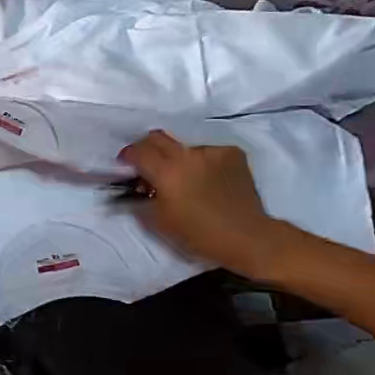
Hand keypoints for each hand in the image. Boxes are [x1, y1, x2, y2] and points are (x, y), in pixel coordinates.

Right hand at [119, 129, 294, 276]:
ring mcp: (212, 151)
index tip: (126, 166)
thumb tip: (133, 187)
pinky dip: (201, 163)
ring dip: (177, 159)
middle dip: (147, 149)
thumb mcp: (159, 222)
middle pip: (157, 138)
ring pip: (184, 147)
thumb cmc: (199, 235)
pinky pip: (207, 152)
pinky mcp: (232, 153)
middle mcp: (188, 155)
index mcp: (167, 172)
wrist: (247, 237)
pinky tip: (208, 180)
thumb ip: (139, 199)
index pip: (138, 150)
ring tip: (185, 180)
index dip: (127, 156)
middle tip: (148, 167)